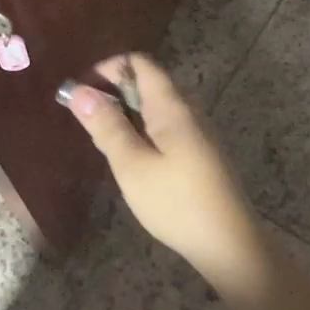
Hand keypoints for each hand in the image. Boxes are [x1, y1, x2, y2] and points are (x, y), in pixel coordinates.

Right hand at [60, 54, 267, 283]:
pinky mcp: (201, 156)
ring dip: (127, 113)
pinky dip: (142, 131)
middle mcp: (189, 113)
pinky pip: (166, 129)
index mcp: (173, 108)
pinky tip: (131, 158)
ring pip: (157, 109)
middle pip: (150, 84)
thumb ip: (107, 127)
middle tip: (85, 118)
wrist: (229, 244)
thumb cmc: (176, 203)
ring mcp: (198, 135)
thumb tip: (80, 91)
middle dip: (114, 91)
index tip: (82, 89)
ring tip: (102, 138)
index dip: (109, 68)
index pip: (142, 64)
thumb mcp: (132, 165)